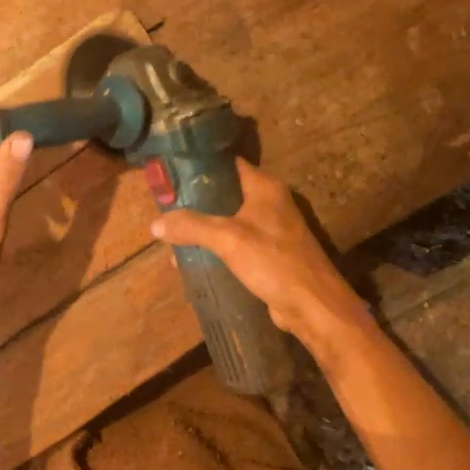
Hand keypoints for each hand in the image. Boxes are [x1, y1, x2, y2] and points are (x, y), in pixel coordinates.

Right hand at [150, 159, 368, 345]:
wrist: (313, 306)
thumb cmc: (274, 262)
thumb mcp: (227, 238)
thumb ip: (191, 226)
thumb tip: (155, 224)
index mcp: (264, 188)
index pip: (227, 164)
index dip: (199, 165)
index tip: (170, 172)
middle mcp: (268, 202)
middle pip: (224, 193)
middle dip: (194, 201)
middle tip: (163, 206)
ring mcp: (269, 229)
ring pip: (227, 220)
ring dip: (201, 228)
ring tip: (170, 235)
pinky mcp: (267, 254)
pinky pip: (233, 243)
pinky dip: (214, 248)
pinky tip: (191, 259)